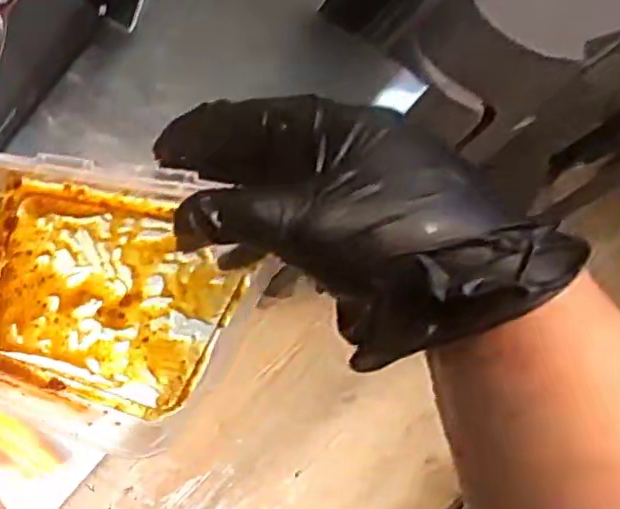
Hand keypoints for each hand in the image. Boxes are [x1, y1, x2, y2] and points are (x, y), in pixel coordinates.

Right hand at [154, 95, 587, 370]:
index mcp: (332, 130)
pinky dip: (257, 236)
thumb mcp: (299, 220)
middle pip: (263, 150)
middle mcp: (341, 150)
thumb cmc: (378, 233)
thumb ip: (235, 215)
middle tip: (172, 174)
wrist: (455, 278)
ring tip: (194, 219)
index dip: (206, 132)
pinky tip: (233, 258)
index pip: (255, 119)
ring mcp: (349, 188)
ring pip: (274, 187)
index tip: (164, 147)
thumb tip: (182, 215)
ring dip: (232, 203)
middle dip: (215, 164)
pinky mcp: (351, 225)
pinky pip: (290, 220)